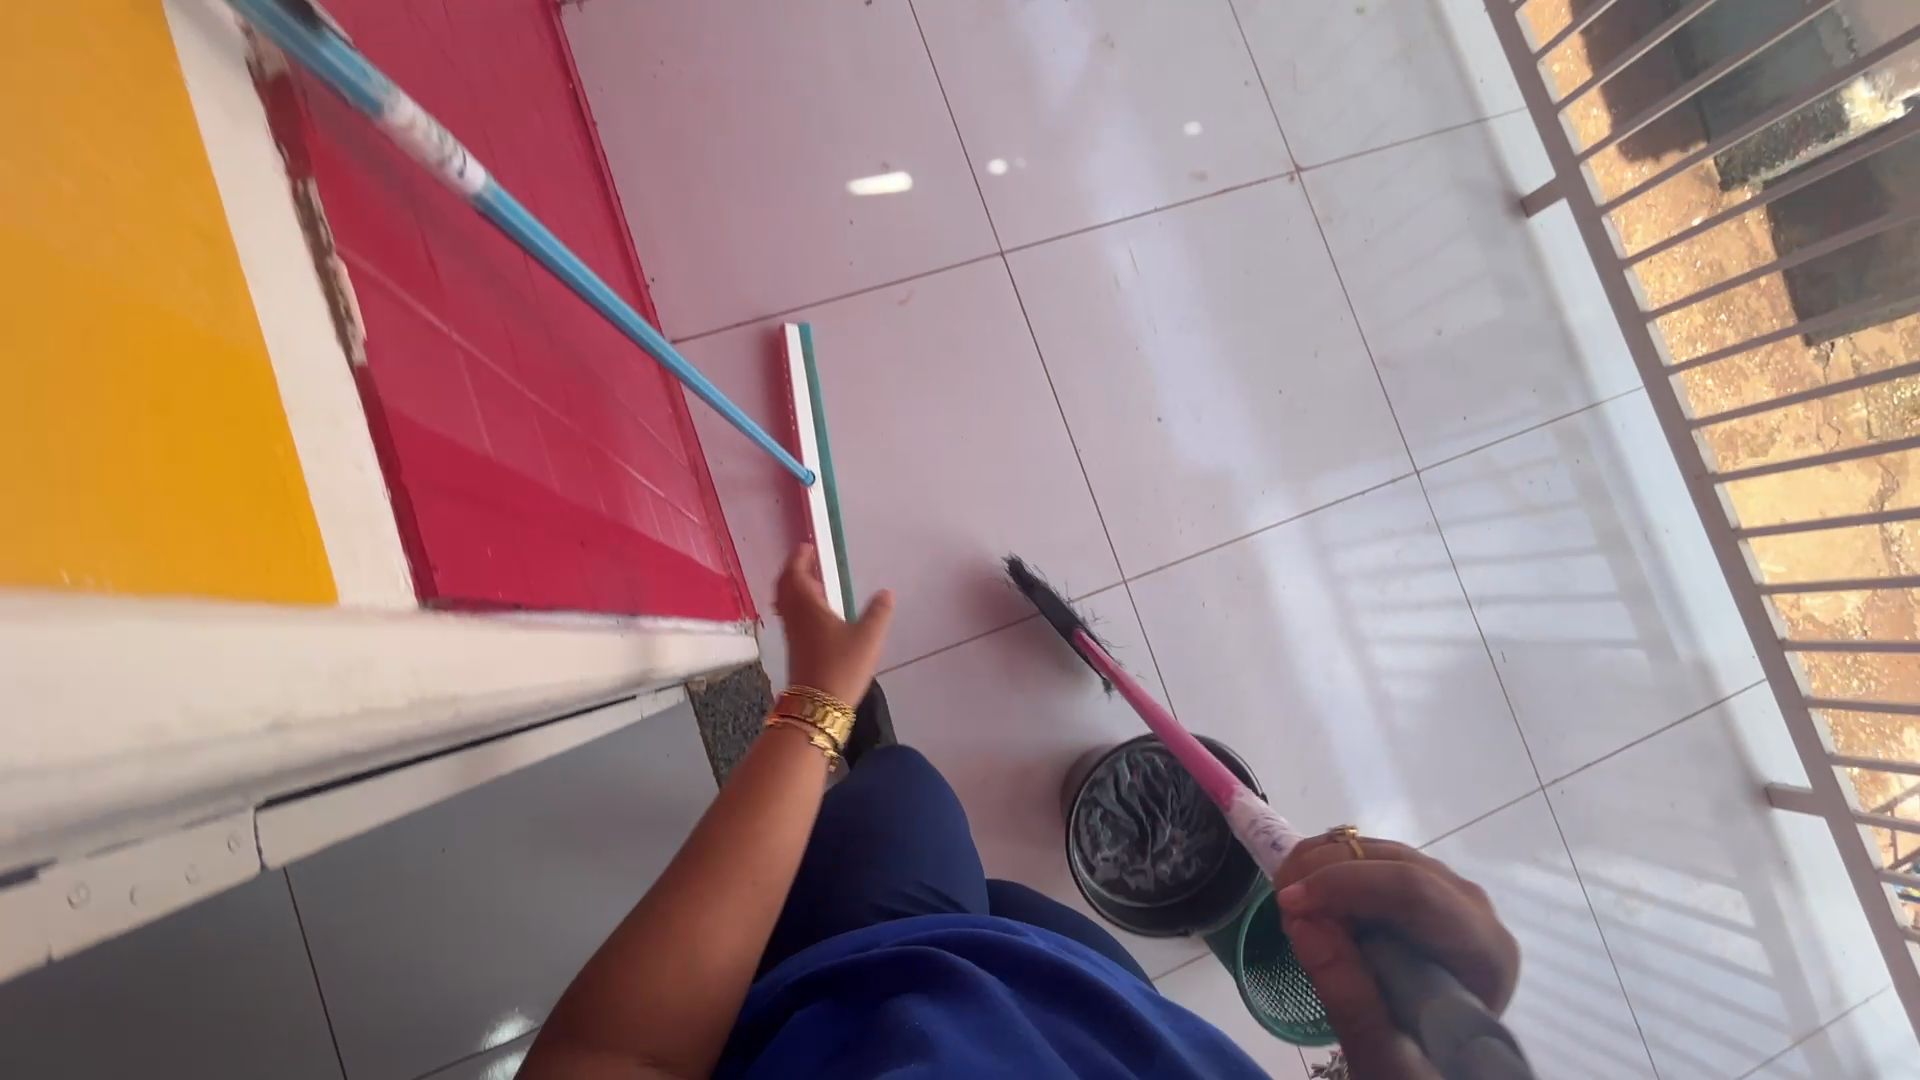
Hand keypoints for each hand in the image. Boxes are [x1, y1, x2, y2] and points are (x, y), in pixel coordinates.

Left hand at [774, 544, 895, 705]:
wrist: (817, 705)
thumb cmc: (841, 667)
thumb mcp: (868, 638)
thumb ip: (879, 612)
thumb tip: (886, 593)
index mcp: (808, 606)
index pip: (796, 573)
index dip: (799, 557)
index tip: (808, 546)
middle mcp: (795, 616)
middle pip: (785, 585)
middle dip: (795, 569)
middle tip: (810, 560)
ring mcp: (793, 633)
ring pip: (786, 601)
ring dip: (795, 586)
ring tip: (814, 582)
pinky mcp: (795, 647)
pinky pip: (791, 615)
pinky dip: (798, 603)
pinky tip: (817, 611)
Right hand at [1274, 833, 1519, 1079]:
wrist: (1433, 1065)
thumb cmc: (1420, 1069)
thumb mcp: (1389, 1057)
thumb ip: (1350, 998)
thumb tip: (1302, 922)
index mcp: (1483, 951)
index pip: (1414, 891)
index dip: (1345, 885)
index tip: (1288, 905)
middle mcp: (1471, 909)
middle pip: (1392, 862)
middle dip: (1326, 872)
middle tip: (1280, 903)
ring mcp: (1443, 891)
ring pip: (1375, 851)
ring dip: (1320, 865)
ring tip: (1288, 900)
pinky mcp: (1415, 886)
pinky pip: (1366, 856)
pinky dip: (1326, 865)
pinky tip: (1305, 891)